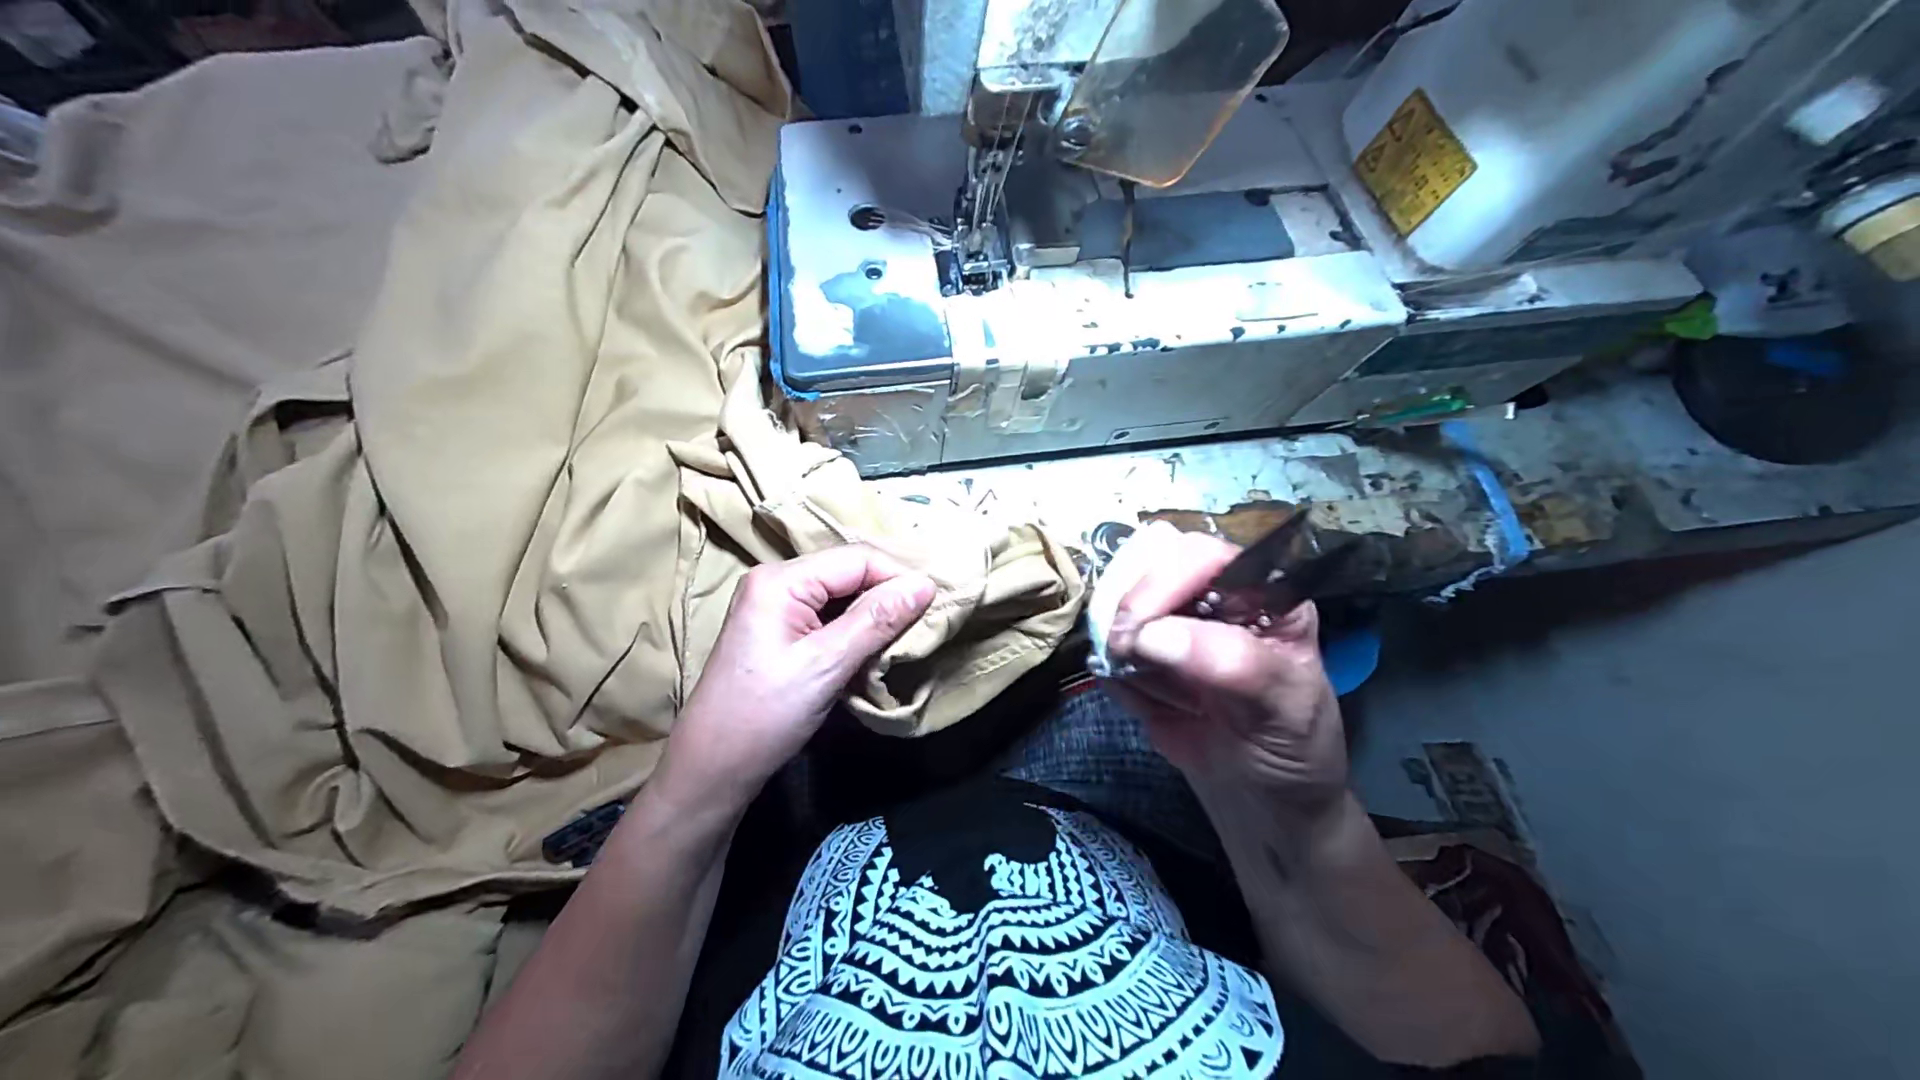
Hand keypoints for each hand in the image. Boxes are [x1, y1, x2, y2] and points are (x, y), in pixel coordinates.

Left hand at [658, 545, 934, 808]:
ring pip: (843, 593)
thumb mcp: (827, 665)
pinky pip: (830, 614)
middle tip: (926, 622)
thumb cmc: (765, 715)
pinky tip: (876, 648)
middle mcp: (777, 580)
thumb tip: (926, 585)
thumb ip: (876, 620)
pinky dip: (857, 628)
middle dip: (889, 594)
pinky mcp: (781, 629)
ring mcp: (777, 604)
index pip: (857, 558)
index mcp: (781, 580)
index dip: (899, 577)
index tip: (935, 606)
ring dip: (876, 613)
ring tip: (907, 636)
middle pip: (850, 571)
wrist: (713, 767)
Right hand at [1105, 525, 1346, 812]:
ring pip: (1121, 610)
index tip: (1136, 623)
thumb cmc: (1294, 747)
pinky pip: (1108, 652)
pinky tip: (1149, 704)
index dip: (1165, 580)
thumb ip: (1230, 663)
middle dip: (1131, 611)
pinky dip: (1115, 676)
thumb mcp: (1284, 705)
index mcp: (1260, 595)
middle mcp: (1213, 600)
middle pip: (1151, 572)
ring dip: (1122, 649)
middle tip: (1123, 650)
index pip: (1203, 559)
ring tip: (1160, 694)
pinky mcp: (1143, 660)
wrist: (1266, 800)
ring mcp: (1172, 628)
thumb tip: (1151, 633)